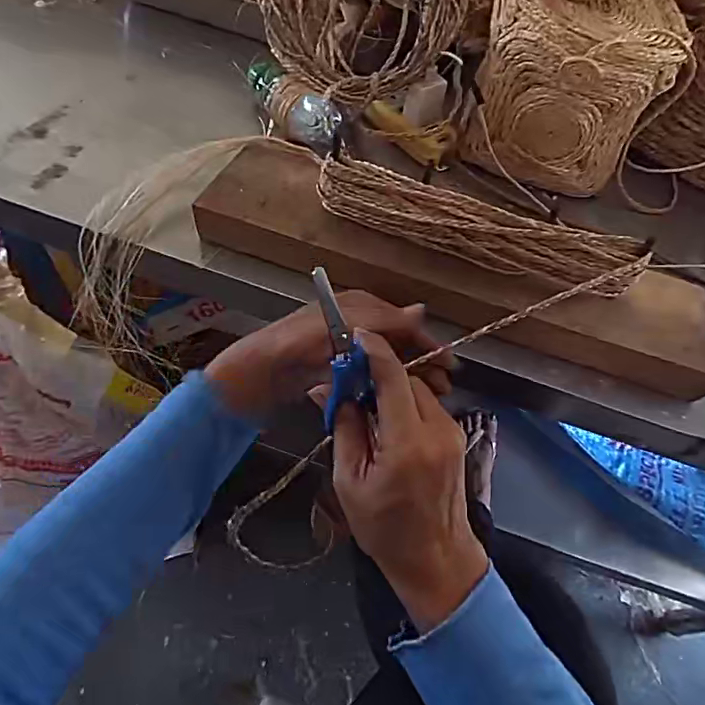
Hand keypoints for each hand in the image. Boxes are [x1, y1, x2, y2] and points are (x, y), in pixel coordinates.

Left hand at [205, 290, 455, 421]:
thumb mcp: (340, 329)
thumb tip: (422, 309)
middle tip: (446, 387)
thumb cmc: (295, 347)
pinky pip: (374, 373)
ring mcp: (348, 346)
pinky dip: (389, 383)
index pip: (404, 323)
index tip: (451, 363)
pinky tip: (400, 398)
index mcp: (359, 306)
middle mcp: (358, 322)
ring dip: (411, 374)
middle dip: (423, 361)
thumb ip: (381, 321)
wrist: (254, 376)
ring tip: (431, 394)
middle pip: (400, 341)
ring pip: (390, 359)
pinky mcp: (339, 367)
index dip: (428, 342)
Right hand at [330, 332, 487, 631]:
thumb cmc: (386, 529)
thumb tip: (330, 390)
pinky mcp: (456, 437)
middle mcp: (437, 430)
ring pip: (419, 391)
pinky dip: (407, 406)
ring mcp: (451, 432)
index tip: (356, 337)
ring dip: (394, 392)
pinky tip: (390, 427)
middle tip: (352, 387)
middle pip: (407, 380)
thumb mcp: (350, 482)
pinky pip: (428, 407)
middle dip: (380, 377)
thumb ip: (344, 428)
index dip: (374, 351)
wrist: (437, 558)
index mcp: (407, 443)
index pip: (393, 378)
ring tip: (369, 413)